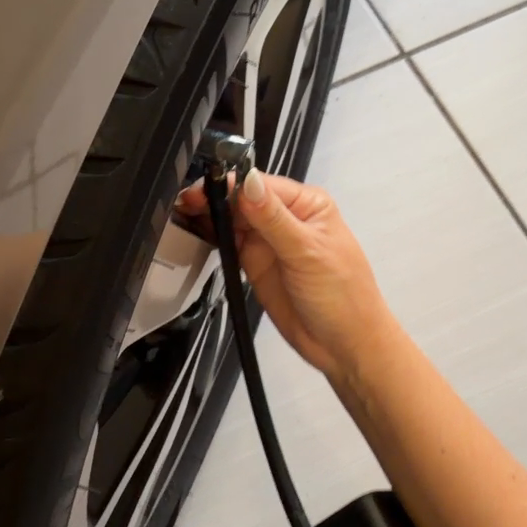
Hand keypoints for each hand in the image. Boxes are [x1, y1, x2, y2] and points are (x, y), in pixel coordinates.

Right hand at [176, 171, 399, 382]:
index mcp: (306, 203)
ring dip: (209, 215)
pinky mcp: (254, 262)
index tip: (202, 190)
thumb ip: (273, 218)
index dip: (230, 185)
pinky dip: (212, 236)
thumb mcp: (307, 252)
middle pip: (242, 198)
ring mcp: (268, 239)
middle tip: (184, 204)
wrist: (345, 348)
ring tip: (181, 214)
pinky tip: (194, 232)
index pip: (261, 185)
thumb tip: (247, 179)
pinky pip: (229, 242)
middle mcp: (285, 215)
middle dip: (214, 198)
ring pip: (232, 218)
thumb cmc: (340, 295)